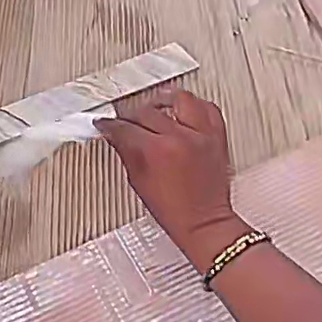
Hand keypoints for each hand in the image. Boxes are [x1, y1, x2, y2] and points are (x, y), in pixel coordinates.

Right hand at [96, 90, 250, 254]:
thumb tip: (115, 135)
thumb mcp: (138, 180)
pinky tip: (182, 109)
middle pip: (146, 112)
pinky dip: (194, 105)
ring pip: (179, 99)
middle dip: (130, 116)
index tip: (105, 124)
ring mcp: (201, 135)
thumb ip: (125, 151)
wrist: (205, 222)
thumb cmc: (175, 209)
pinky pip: (207, 108)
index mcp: (156, 151)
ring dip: (162, 100)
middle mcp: (180, 138)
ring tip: (154, 105)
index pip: (124, 127)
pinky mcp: (217, 137)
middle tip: (124, 121)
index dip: (109, 125)